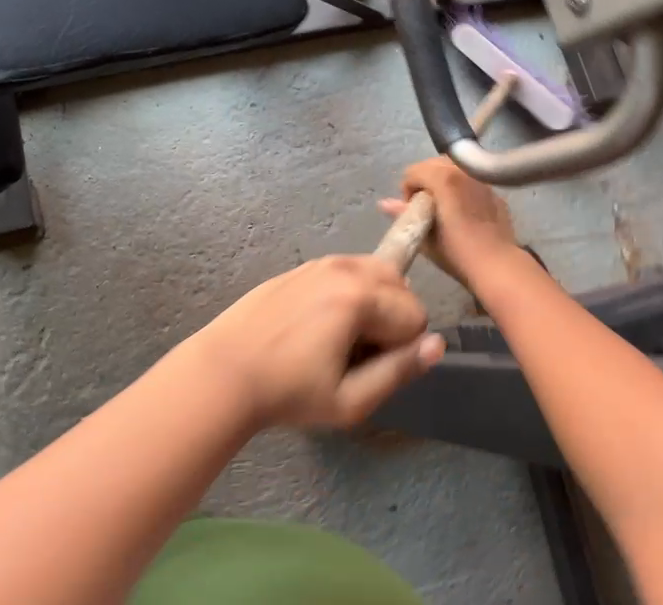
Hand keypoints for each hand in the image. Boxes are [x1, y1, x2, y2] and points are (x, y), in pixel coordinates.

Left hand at [179, 256, 445, 429]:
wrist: (225, 372)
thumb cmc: (289, 393)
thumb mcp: (351, 400)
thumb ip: (399, 371)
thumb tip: (437, 346)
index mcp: (359, 297)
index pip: (416, 316)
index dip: (402, 349)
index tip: (369, 369)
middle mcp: (343, 268)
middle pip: (400, 285)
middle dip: (393, 318)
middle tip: (358, 354)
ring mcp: (319, 262)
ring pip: (374, 273)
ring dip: (374, 303)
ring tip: (341, 340)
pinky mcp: (300, 267)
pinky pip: (345, 272)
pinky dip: (350, 293)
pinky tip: (319, 327)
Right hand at [379, 156, 525, 286]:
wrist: (497, 264)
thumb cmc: (456, 252)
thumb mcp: (424, 236)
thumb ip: (403, 214)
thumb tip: (384, 204)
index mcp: (443, 178)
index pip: (414, 171)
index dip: (407, 189)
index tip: (413, 210)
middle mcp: (463, 171)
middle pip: (433, 164)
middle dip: (424, 181)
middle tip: (425, 207)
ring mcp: (481, 180)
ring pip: (454, 168)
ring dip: (443, 181)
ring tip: (443, 205)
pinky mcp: (494, 192)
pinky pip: (471, 180)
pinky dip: (462, 188)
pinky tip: (464, 210)